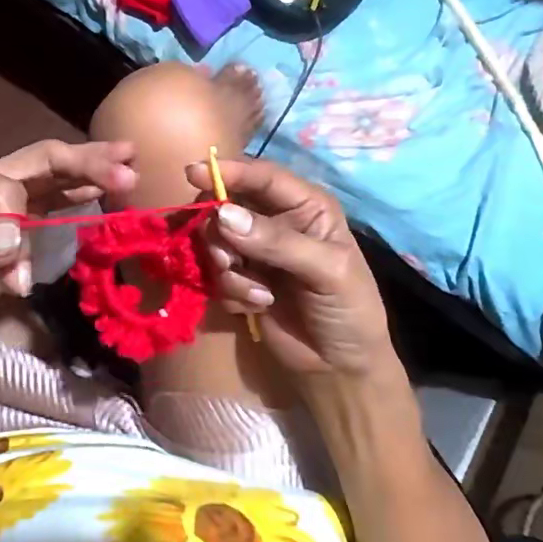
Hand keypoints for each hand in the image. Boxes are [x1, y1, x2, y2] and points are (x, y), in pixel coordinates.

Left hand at [0, 140, 136, 361]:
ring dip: (88, 176)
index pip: (0, 184)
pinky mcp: (12, 232)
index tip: (16, 276)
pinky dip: (78, 203)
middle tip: (127, 161)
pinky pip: (50, 212)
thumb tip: (17, 236)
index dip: (17, 220)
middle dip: (82, 162)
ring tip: (129, 167)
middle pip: (38, 163)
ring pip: (51, 181)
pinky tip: (104, 197)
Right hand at [186, 157, 400, 385]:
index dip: (228, 173)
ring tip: (257, 294)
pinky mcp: (239, 280)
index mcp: (306, 206)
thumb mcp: (326, 271)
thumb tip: (223, 214)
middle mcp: (276, 222)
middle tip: (228, 258)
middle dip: (220, 231)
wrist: (339, 369)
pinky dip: (230, 290)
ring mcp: (255, 251)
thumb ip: (276, 241)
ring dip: (228, 269)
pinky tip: (257, 307)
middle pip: (227, 205)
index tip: (193, 174)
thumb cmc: (349, 311)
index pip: (262, 177)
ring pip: (215, 240)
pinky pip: (215, 273)